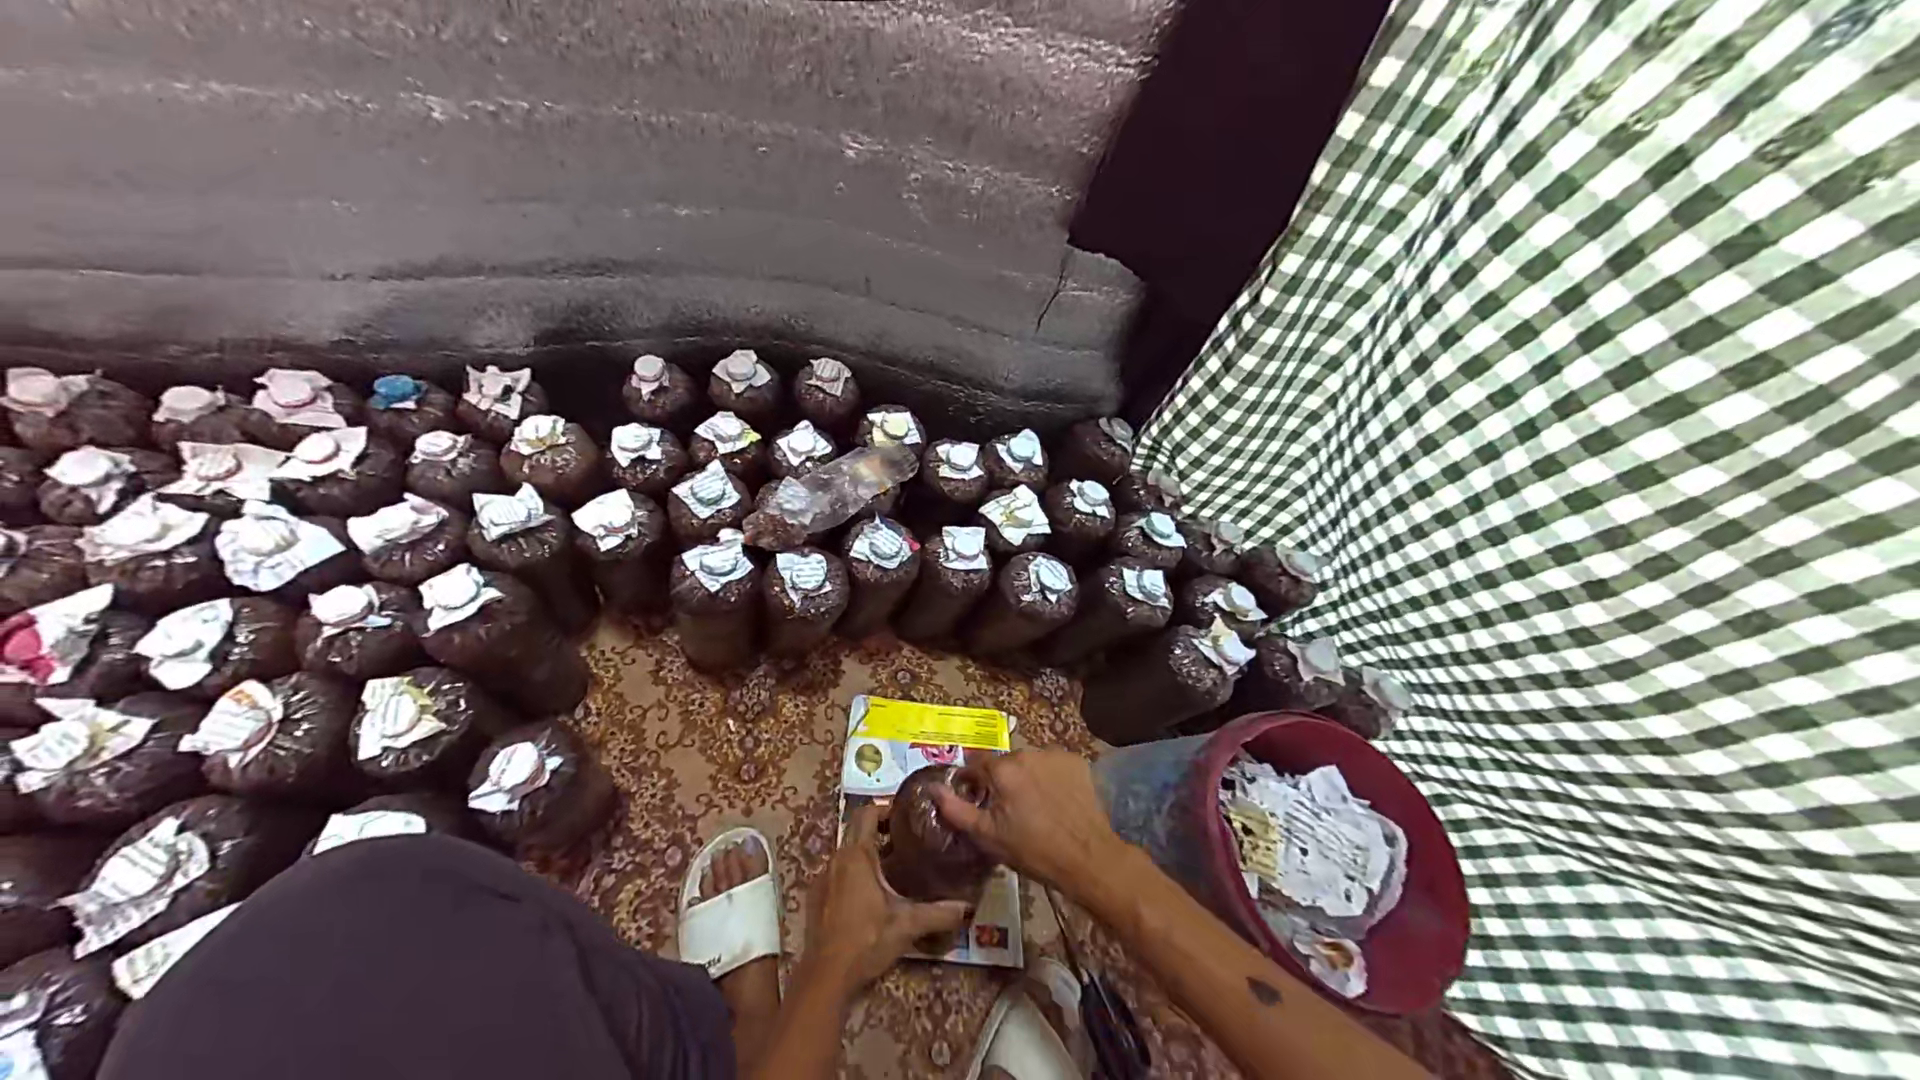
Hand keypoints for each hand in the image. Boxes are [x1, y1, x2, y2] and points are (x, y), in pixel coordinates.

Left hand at [803, 804, 970, 989]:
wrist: (825, 977)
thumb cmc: (866, 940)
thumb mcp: (907, 924)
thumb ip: (939, 913)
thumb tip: (967, 907)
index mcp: (856, 855)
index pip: (866, 813)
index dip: (885, 809)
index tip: (906, 819)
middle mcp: (836, 860)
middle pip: (857, 831)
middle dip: (880, 832)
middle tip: (907, 841)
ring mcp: (823, 879)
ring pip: (847, 853)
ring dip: (868, 854)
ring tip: (894, 867)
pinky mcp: (816, 898)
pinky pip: (837, 873)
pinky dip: (854, 873)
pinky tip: (871, 894)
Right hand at [931, 750, 1131, 902]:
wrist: (1087, 858)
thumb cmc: (1032, 850)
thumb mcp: (987, 835)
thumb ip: (955, 809)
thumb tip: (933, 788)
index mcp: (1002, 768)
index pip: (977, 765)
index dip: (974, 783)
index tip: (979, 802)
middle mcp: (1027, 752)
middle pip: (1006, 763)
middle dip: (1003, 781)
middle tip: (1011, 811)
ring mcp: (1055, 755)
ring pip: (1031, 763)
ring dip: (1028, 778)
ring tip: (1037, 807)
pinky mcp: (1077, 762)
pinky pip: (1054, 765)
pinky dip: (1052, 778)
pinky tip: (1057, 801)